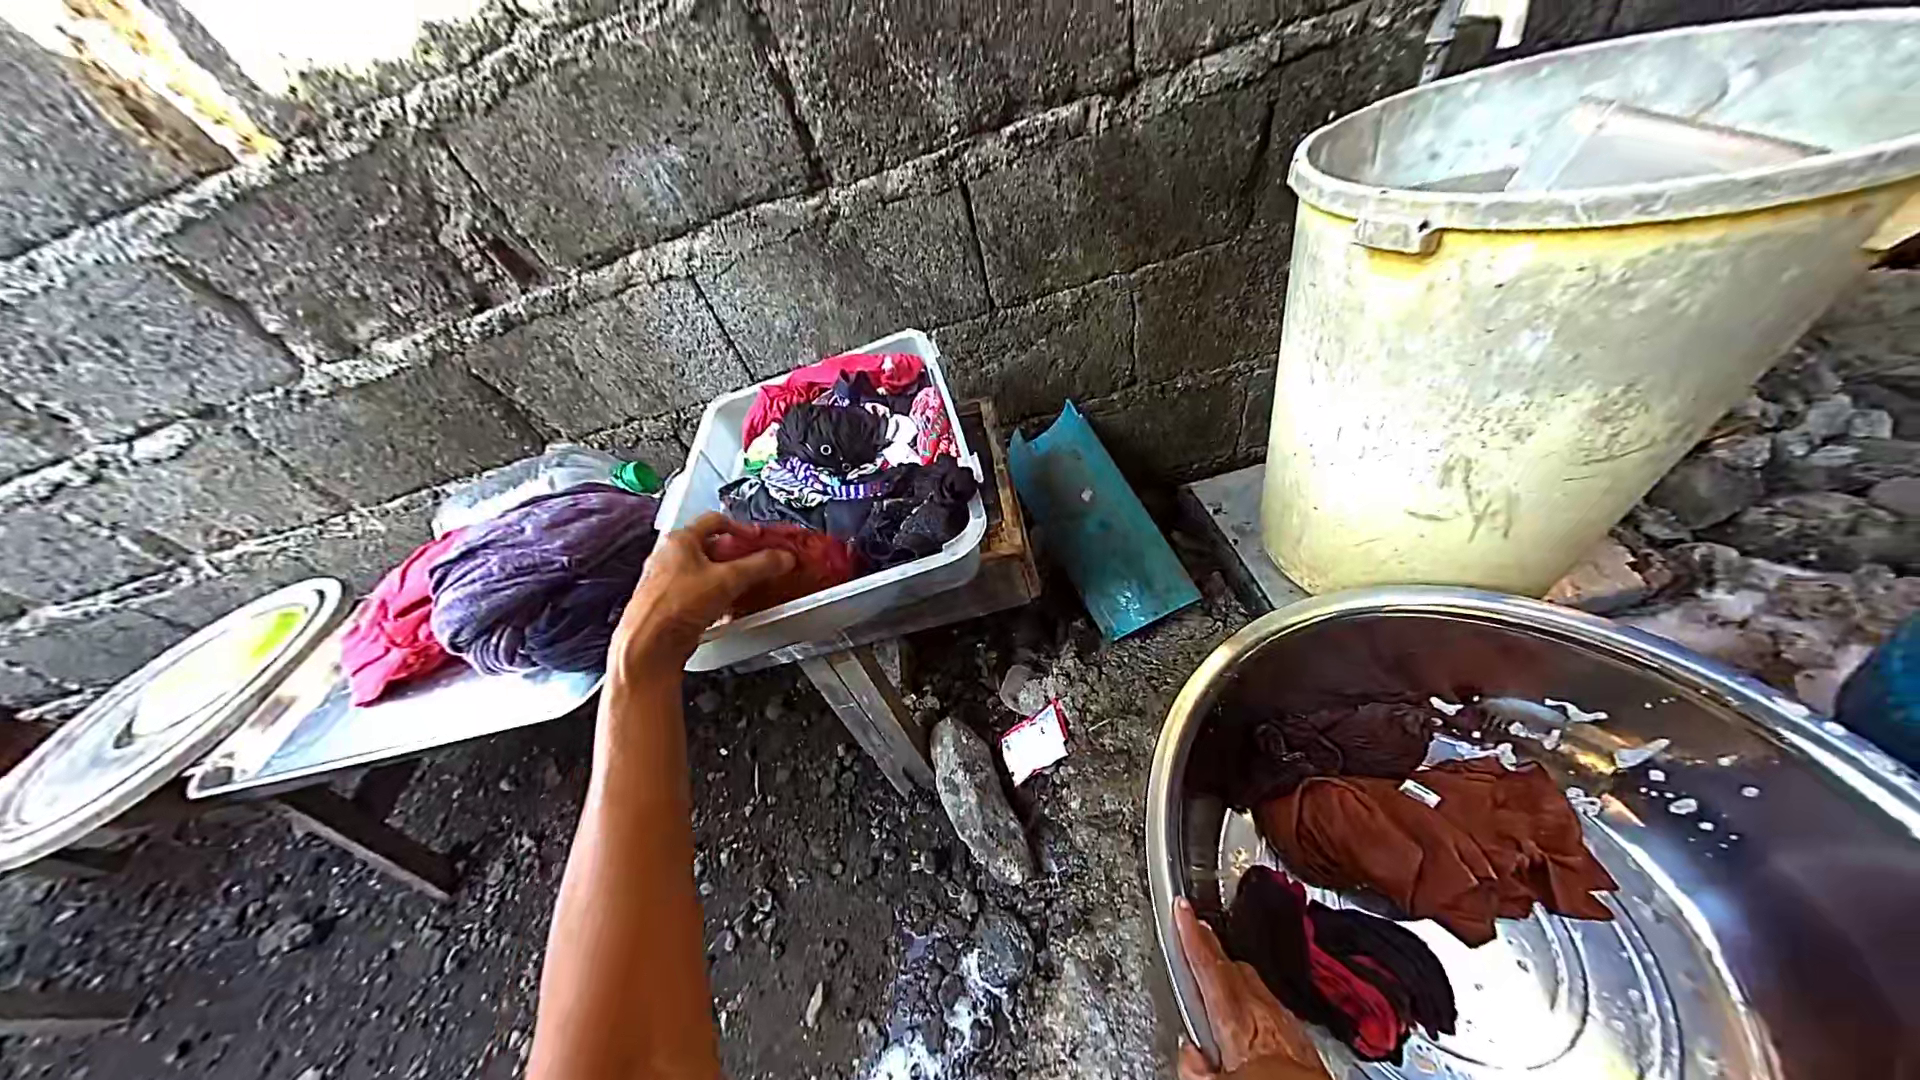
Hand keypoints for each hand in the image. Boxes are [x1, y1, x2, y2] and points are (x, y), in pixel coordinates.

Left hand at [612, 513, 795, 672]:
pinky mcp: (669, 605)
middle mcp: (669, 557)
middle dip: (737, 556)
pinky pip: (698, 594)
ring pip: (705, 572)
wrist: (649, 646)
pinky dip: (716, 597)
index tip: (757, 539)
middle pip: (711, 547)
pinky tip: (727, 609)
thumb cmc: (675, 606)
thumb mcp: (729, 579)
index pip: (715, 520)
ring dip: (727, 578)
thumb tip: (781, 557)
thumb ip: (760, 565)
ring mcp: (667, 582)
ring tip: (745, 587)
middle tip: (756, 563)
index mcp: (679, 540)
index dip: (741, 527)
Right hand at [1174, 898, 1328, 1079]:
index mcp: (1234, 1020)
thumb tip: (1188, 1054)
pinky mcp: (1302, 1036)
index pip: (1206, 964)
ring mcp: (1284, 1021)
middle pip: (1229, 965)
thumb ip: (1195, 1066)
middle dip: (1211, 945)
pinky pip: (1272, 1000)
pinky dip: (1256, 992)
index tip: (1182, 909)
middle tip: (1196, 926)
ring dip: (1232, 968)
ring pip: (1252, 980)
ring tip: (1219, 962)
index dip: (1190, 934)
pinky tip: (1253, 1003)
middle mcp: (1260, 1012)